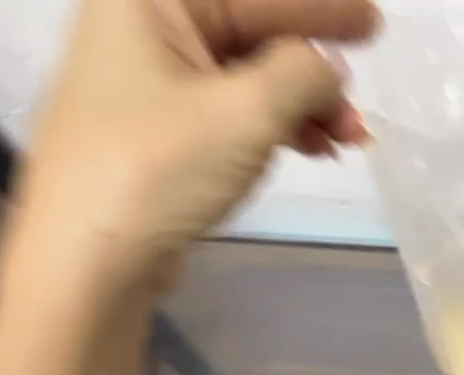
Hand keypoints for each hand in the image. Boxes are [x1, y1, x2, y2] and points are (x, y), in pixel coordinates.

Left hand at [16, 0, 378, 272]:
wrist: (87, 260)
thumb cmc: (157, 172)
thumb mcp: (245, 115)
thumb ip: (301, 75)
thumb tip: (328, 66)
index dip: (323, 9)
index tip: (375, 24)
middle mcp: (144, 20)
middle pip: (252, 29)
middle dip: (314, 71)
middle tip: (358, 114)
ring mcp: (149, 76)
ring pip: (247, 73)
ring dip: (302, 105)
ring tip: (344, 142)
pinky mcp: (159, 125)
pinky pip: (231, 107)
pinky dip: (274, 125)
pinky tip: (309, 148)